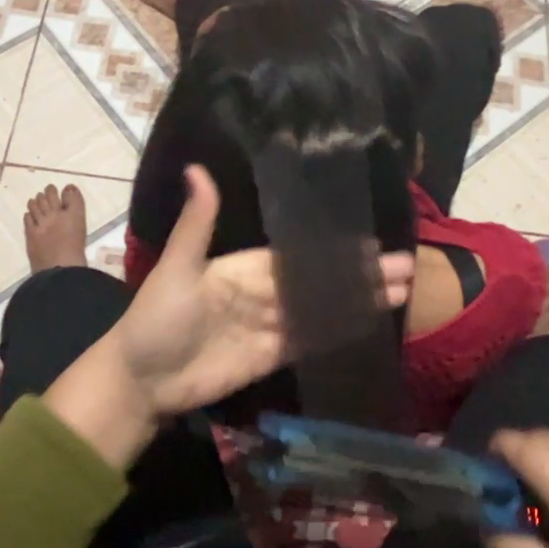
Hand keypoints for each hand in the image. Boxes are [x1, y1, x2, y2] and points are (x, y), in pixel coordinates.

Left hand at [115, 164, 413, 414]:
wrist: (141, 379)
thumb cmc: (155, 318)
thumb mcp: (177, 267)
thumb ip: (197, 224)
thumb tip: (198, 168)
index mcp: (242, 267)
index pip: (298, 254)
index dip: (334, 249)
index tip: (374, 242)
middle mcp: (260, 294)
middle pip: (318, 281)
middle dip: (359, 275)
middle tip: (408, 269)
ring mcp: (267, 327)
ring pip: (320, 310)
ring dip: (357, 303)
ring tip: (401, 294)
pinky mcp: (268, 357)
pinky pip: (308, 341)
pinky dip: (336, 332)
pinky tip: (367, 325)